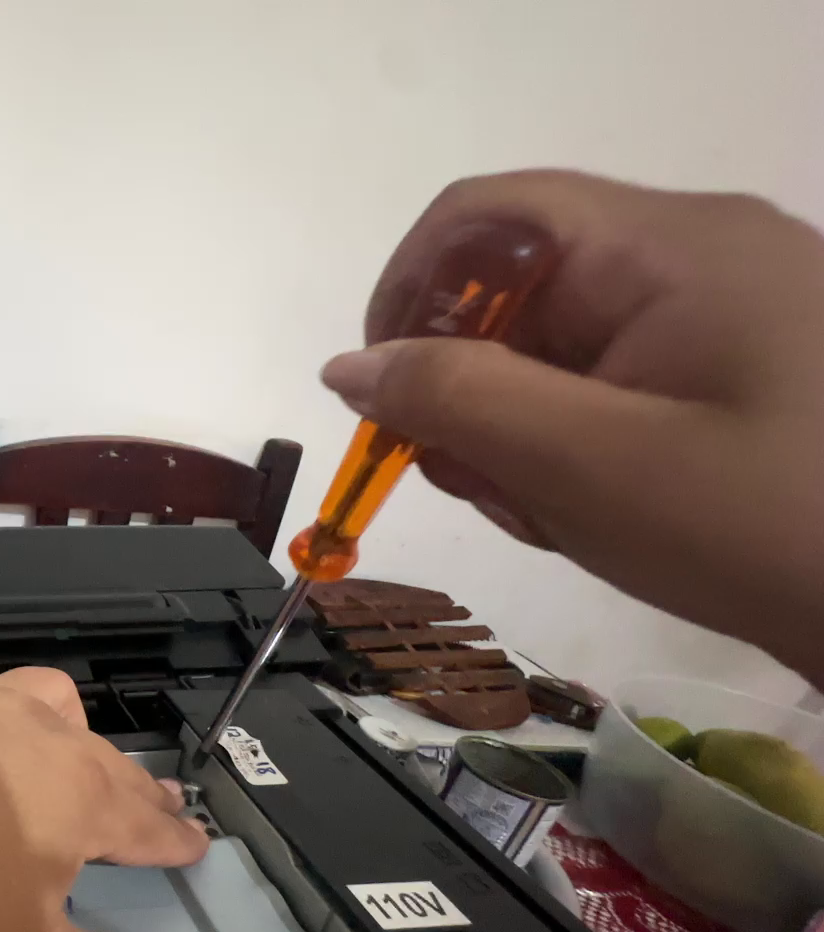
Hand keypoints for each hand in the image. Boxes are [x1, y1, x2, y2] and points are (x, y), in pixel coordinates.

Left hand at [0, 662, 207, 931]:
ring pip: (37, 693)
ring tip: (61, 741)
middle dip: (132, 782)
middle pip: (101, 751)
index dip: (174, 835)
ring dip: (61, 720)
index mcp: (75, 794)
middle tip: (147, 798)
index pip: (144, 817)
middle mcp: (29, 732)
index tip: (192, 838)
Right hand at [319, 170, 823, 679]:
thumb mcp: (584, 461)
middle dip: (451, 387)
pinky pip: (568, 391)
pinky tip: (568, 505)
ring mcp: (694, 320)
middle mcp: (679, 262)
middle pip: (495, 296)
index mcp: (666, 249)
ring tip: (534, 505)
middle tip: (467, 472)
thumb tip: (344, 367)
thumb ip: (452, 398)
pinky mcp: (699, 373)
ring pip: (521, 354)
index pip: (480, 217)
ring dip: (490, 432)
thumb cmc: (774, 526)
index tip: (387, 386)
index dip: (406, 289)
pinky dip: (537, 449)